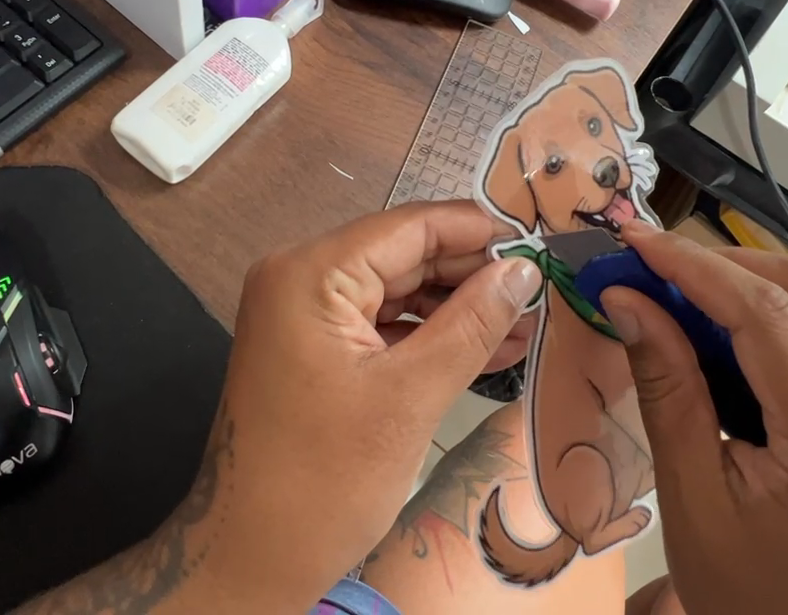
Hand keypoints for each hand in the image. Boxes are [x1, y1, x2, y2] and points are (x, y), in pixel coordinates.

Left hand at [23, 201, 539, 613]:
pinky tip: (484, 347)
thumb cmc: (325, 479)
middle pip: (401, 255)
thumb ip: (471, 323)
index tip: (535, 242)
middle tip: (538, 289)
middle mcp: (299, 275)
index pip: (406, 227)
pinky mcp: (311, 343)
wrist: (249, 558)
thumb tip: (522, 269)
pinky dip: (426, 334)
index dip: (473, 230)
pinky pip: (378, 322)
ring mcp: (302, 310)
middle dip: (469, 273)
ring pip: (394, 289)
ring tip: (525, 323)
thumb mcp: (409, 397)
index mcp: (310, 272)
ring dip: (455, 307)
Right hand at [599, 224, 787, 614]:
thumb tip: (626, 299)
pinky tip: (733, 330)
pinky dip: (785, 316)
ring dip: (756, 282)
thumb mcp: (691, 500)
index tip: (636, 243)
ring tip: (685, 292)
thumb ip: (665, 387)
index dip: (695, 266)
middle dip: (726, 262)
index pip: (772, 320)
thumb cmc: (753, 605)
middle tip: (655, 267)